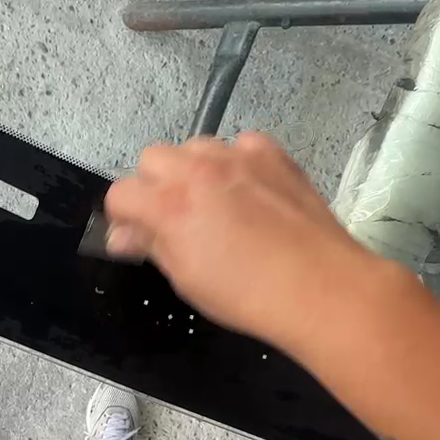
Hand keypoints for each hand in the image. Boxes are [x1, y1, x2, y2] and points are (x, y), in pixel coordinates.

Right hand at [103, 132, 397, 347]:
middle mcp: (201, 172)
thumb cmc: (251, 294)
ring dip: (192, 170)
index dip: (122, 216)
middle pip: (152, 158)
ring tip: (209, 204)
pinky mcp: (273, 155)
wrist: (318, 287)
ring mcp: (239, 158)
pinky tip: (244, 193)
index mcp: (171, 207)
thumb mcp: (185, 278)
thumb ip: (151, 245)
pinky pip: (240, 144)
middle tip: (169, 218)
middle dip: (153, 185)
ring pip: (194, 146)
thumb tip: (125, 235)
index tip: (133, 232)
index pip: (121, 192)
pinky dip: (235, 163)